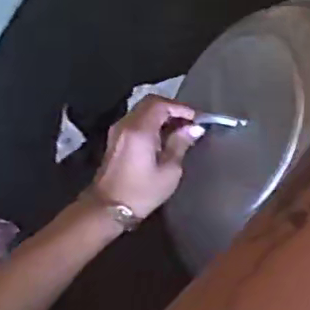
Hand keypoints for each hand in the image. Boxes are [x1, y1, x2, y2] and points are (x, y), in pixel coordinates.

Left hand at [92, 95, 204, 217]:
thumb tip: (195, 129)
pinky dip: (154, 123)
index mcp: (139, 131)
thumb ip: (180, 144)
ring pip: (143, 111)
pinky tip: (167, 137)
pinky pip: (138, 121)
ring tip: (183, 130)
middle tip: (193, 122)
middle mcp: (125, 125)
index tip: (199, 119)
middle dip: (173, 109)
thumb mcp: (170, 169)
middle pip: (149, 104)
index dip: (182, 108)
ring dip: (164, 116)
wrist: (109, 206)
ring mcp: (118, 131)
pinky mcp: (117, 139)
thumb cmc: (143, 190)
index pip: (160, 105)